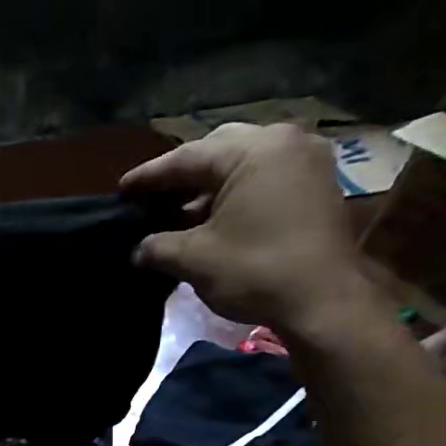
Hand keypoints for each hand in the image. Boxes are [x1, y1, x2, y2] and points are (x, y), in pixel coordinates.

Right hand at [120, 123, 375, 335]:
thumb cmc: (257, 272)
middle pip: (218, 151)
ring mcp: (306, 161)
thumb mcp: (195, 259)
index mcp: (253, 148)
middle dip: (183, 176)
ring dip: (209, 187)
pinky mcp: (317, 185)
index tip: (122, 191)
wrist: (323, 304)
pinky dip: (236, 194)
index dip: (149, 177)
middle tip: (152, 198)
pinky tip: (214, 218)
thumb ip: (158, 246)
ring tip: (179, 212)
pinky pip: (265, 178)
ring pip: (243, 164)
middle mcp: (284, 141)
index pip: (187, 158)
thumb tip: (138, 249)